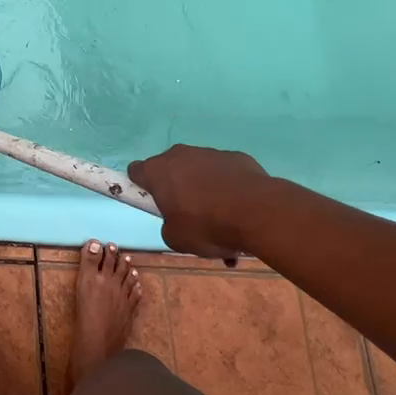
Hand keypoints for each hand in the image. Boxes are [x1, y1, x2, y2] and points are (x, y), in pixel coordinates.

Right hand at [128, 144, 272, 259]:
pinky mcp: (237, 157)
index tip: (156, 204)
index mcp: (157, 171)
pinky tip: (243, 211)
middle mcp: (179, 155)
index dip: (143, 188)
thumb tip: (176, 222)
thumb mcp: (177, 240)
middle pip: (171, 171)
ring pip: (201, 173)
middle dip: (179, 191)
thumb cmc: (208, 225)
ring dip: (206, 192)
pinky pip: (227, 174)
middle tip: (192, 218)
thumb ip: (168, 227)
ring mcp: (210, 153)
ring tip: (226, 223)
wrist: (259, 213)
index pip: (136, 172)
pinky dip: (230, 189)